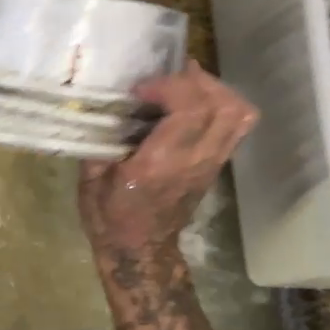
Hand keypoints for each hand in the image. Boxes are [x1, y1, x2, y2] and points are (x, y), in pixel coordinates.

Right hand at [78, 61, 256, 256]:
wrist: (139, 250)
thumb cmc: (109, 217)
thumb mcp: (90, 180)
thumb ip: (99, 142)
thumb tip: (101, 109)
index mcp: (161, 164)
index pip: (191, 110)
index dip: (169, 86)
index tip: (138, 90)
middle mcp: (196, 160)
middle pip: (223, 105)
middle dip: (195, 81)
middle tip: (165, 79)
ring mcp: (212, 162)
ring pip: (238, 113)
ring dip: (213, 90)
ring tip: (182, 87)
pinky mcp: (217, 163)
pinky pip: (235, 125)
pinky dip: (219, 104)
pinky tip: (189, 105)